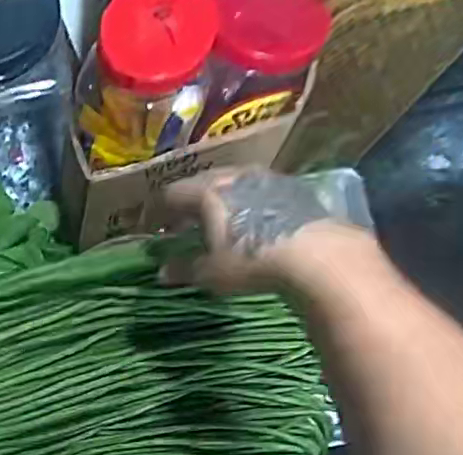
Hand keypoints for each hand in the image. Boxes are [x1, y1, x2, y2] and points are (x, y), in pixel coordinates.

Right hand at [160, 168, 366, 294]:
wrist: (313, 251)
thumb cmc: (251, 260)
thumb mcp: (212, 273)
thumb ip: (185, 269)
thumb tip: (162, 272)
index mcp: (208, 192)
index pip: (171, 194)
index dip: (156, 211)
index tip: (148, 227)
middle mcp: (234, 175)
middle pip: (201, 183)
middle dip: (186, 203)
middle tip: (179, 224)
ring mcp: (265, 177)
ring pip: (230, 183)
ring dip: (216, 202)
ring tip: (213, 223)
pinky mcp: (290, 187)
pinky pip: (255, 191)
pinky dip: (242, 204)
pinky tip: (246, 223)